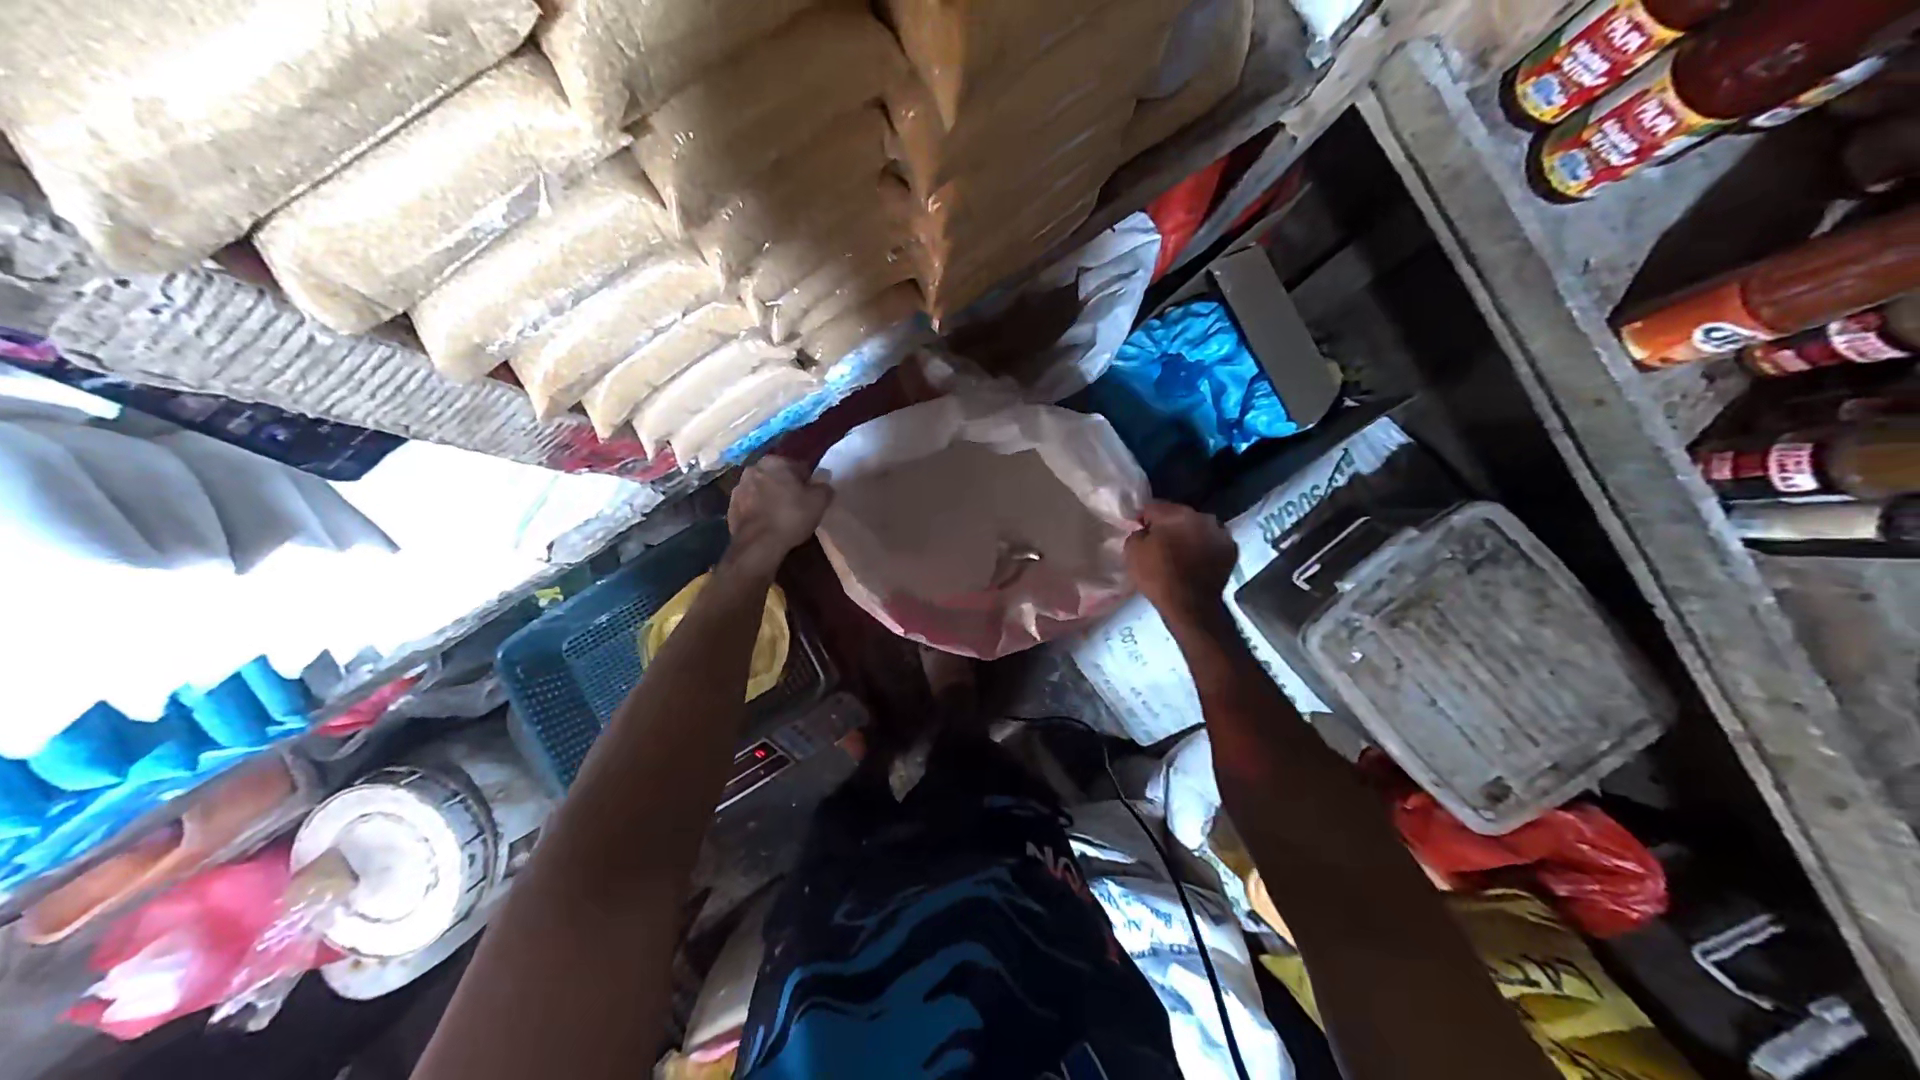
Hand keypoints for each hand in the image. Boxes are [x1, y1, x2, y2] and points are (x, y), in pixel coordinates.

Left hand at [724, 456, 832, 577]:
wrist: (758, 544)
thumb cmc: (791, 516)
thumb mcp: (819, 501)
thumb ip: (824, 487)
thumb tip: (823, 484)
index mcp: (774, 462)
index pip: (798, 467)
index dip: (807, 482)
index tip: (811, 496)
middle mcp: (753, 469)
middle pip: (777, 477)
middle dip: (786, 487)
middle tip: (798, 505)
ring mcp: (738, 489)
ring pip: (762, 491)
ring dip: (770, 498)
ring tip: (782, 517)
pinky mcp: (730, 508)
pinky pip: (751, 506)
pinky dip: (759, 511)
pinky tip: (768, 524)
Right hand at [1126, 501, 1236, 627]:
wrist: (1190, 605)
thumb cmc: (1158, 576)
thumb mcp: (1132, 551)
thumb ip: (1137, 533)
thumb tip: (1145, 530)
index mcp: (1176, 513)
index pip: (1153, 507)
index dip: (1143, 518)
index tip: (1139, 530)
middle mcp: (1202, 516)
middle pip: (1179, 515)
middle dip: (1170, 525)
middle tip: (1160, 542)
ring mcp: (1220, 532)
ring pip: (1199, 527)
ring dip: (1190, 535)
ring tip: (1181, 552)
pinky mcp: (1231, 550)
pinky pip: (1213, 542)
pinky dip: (1205, 548)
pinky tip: (1197, 560)